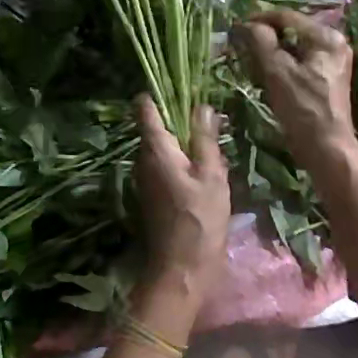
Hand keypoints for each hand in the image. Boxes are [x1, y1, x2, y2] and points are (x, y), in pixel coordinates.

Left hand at [134, 95, 229, 290]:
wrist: (181, 270)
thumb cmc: (200, 219)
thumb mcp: (211, 175)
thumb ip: (205, 139)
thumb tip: (202, 106)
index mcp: (156, 150)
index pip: (146, 109)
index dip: (160, 93)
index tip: (181, 87)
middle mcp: (143, 161)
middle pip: (157, 129)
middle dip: (182, 122)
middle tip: (212, 126)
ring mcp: (145, 180)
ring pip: (164, 149)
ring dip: (185, 146)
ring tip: (214, 153)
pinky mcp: (153, 196)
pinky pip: (166, 167)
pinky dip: (183, 164)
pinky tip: (206, 176)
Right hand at [238, 10, 357, 172]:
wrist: (327, 149)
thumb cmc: (304, 110)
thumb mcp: (278, 73)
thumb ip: (261, 42)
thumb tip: (246, 24)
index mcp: (327, 37)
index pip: (287, 16)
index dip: (258, 19)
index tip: (235, 28)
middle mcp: (334, 43)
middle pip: (292, 30)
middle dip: (265, 37)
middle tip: (240, 46)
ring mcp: (332, 61)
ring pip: (294, 47)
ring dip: (271, 51)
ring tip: (249, 60)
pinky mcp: (326, 78)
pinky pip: (300, 62)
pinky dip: (282, 64)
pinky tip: (265, 74)